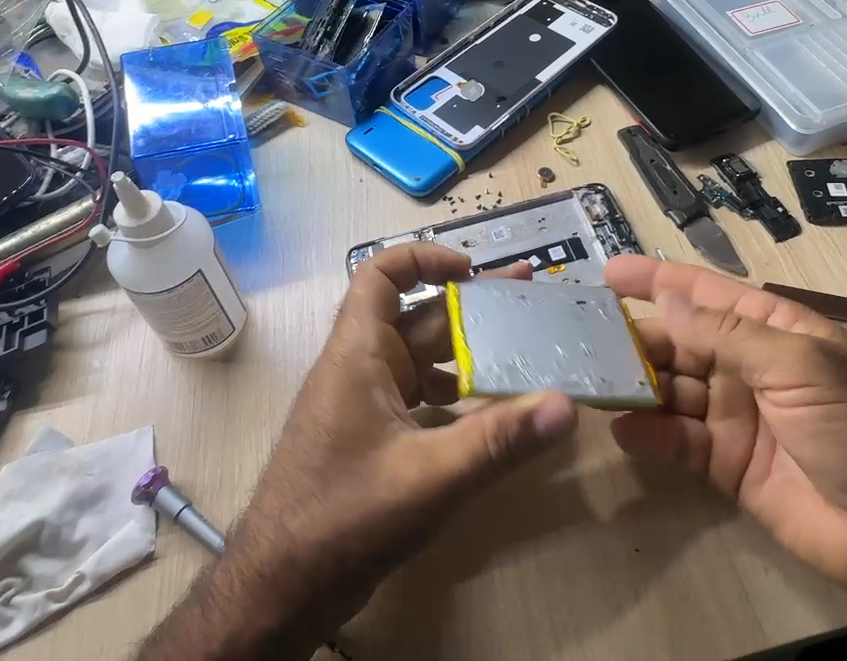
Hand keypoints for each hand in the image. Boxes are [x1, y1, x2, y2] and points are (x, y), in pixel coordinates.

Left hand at [142, 243, 576, 659]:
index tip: (474, 269)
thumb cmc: (344, 516)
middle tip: (531, 303)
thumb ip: (499, 441)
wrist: (281, 587)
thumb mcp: (430, 477)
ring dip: (468, 355)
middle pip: (418, 318)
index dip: (424, 258)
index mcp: (359, 354)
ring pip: (422, 361)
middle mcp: (359, 368)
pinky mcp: (370, 438)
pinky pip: (417, 398)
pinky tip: (487, 415)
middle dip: (473, 309)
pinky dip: (454, 396)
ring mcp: (363, 405)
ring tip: (525, 357)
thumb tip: (565, 406)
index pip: (380, 275)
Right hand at [605, 255, 846, 613]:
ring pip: (673, 389)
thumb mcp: (801, 366)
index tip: (609, 272)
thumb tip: (666, 299)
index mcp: (772, 330)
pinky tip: (624, 430)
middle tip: (585, 339)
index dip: (659, 279)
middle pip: (680, 341)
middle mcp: (747, 366)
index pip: (706, 292)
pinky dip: (650, 434)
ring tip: (593, 382)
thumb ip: (728, 333)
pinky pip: (678, 440)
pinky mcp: (725, 463)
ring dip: (636, 384)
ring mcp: (735, 414)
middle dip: (637, 337)